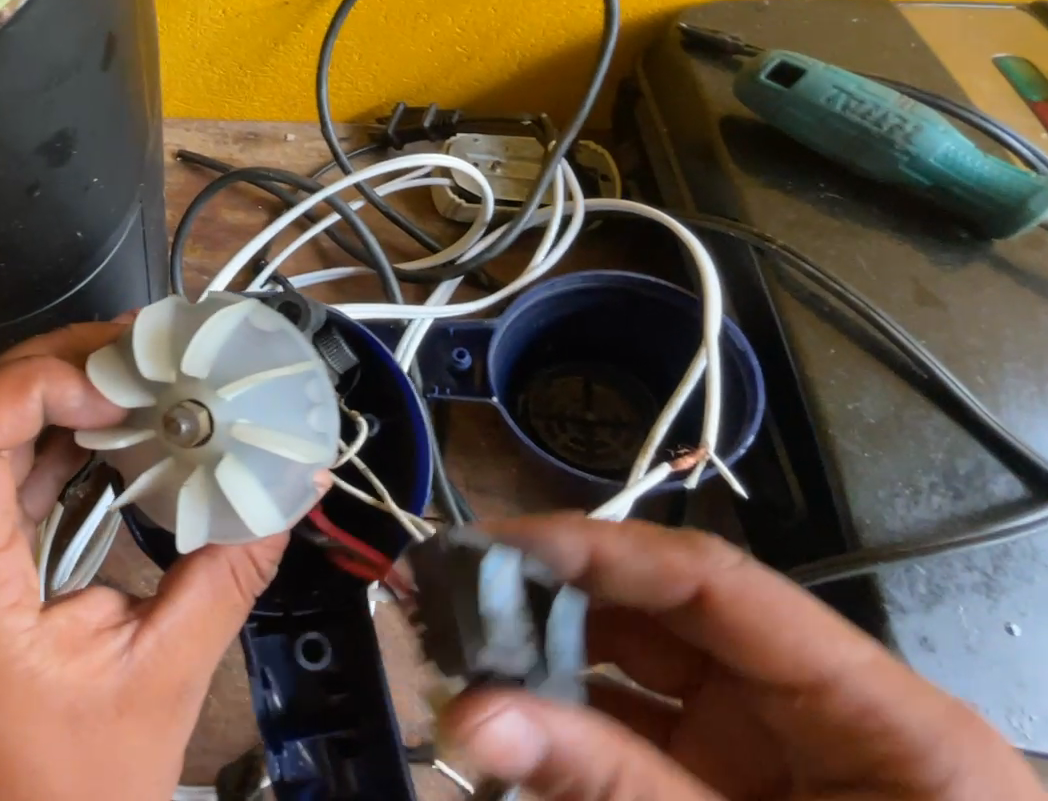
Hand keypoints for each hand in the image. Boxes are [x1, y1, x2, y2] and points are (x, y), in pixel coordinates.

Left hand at [0, 322, 291, 800]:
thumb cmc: (74, 793)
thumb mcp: (162, 681)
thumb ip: (223, 575)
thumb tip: (284, 492)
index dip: (33, 385)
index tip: (116, 390)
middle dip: (52, 369)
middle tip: (136, 353)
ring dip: (52, 397)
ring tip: (129, 376)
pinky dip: (49, 442)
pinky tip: (106, 434)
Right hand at [440, 515, 1044, 799]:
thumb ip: (612, 788)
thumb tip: (466, 717)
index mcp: (874, 711)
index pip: (709, 580)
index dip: (593, 547)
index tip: (486, 544)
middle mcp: (811, 708)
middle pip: (658, 614)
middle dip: (548, 601)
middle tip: (448, 597)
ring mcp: (764, 750)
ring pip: (633, 667)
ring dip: (543, 659)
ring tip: (456, 653)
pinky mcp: (722, 786)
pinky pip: (628, 728)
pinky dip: (563, 721)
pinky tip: (502, 721)